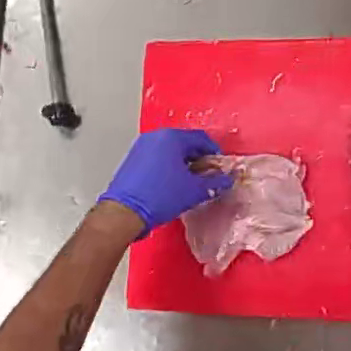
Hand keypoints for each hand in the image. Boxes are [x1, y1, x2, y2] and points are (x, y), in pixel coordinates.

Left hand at [97, 128, 230, 235]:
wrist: (124, 213)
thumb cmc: (160, 197)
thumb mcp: (193, 191)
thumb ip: (213, 183)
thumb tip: (226, 181)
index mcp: (171, 137)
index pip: (200, 138)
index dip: (214, 153)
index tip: (219, 168)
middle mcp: (154, 137)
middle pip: (183, 143)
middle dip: (197, 159)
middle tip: (206, 176)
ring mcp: (140, 149)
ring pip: (168, 152)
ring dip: (182, 165)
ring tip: (189, 183)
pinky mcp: (131, 162)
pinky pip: (156, 160)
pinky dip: (167, 169)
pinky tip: (171, 186)